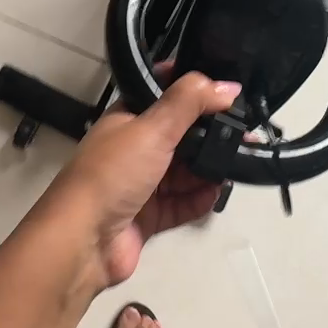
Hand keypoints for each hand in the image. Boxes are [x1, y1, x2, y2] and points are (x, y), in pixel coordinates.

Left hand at [41, 70, 240, 286]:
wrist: (82, 241)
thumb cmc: (113, 173)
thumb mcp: (153, 127)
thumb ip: (191, 102)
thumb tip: (229, 85)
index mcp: (128, 117)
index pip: (164, 91)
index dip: (194, 87)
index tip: (227, 88)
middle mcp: (135, 146)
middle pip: (179, 133)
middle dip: (209, 131)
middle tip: (245, 130)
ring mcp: (141, 183)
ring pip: (183, 169)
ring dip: (208, 166)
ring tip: (238, 161)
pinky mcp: (149, 217)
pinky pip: (181, 202)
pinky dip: (199, 198)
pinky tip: (218, 192)